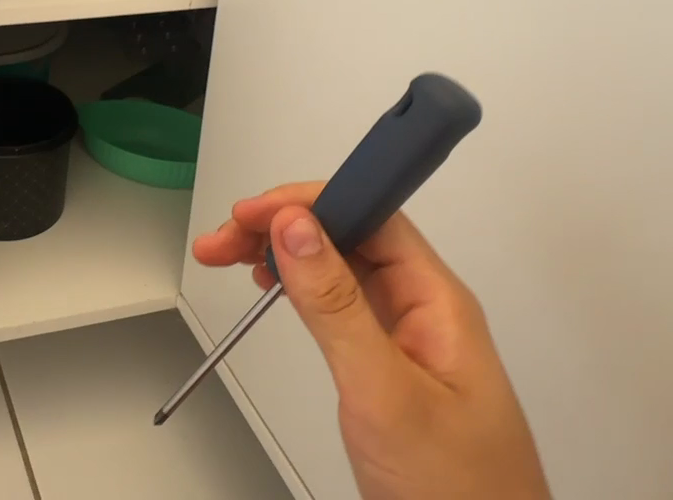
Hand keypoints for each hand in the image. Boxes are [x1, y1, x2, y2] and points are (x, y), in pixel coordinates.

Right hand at [192, 183, 549, 499]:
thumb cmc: (452, 490)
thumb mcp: (383, 392)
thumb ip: (335, 304)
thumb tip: (294, 225)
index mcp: (435, 299)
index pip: (370, 215)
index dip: (308, 202)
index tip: (251, 214)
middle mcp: (418, 305)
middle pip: (346, 233)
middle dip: (280, 225)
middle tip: (220, 240)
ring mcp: (400, 332)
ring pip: (334, 262)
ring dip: (279, 250)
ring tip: (224, 255)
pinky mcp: (380, 358)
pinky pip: (333, 298)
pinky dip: (292, 282)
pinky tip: (266, 284)